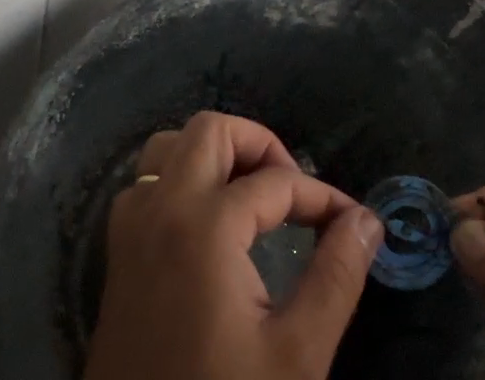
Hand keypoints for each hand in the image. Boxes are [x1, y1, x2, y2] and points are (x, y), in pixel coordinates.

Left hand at [83, 112, 384, 379]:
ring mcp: (131, 231)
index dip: (322, 196)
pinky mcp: (118, 256)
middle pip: (208, 132)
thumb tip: (366, 220)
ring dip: (212, 156)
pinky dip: (179, 181)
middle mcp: (161, 211)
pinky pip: (146, 187)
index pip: (275, 182)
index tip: (352, 223)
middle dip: (259, 145)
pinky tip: (209, 222)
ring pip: (167, 150)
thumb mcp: (297, 353)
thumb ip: (336, 276)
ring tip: (252, 194)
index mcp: (204, 226)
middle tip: (294, 189)